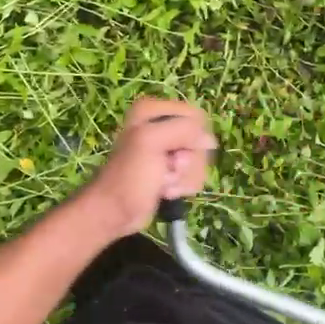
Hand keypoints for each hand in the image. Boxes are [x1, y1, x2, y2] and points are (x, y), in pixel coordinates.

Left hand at [79, 98, 216, 236]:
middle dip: (188, 161)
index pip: (197, 117)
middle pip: (200, 140)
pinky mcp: (171, 170)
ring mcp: (168, 150)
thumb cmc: (129, 177)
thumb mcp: (151, 142)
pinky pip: (194, 174)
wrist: (115, 212)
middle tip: (168, 170)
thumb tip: (209, 141)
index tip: (175, 153)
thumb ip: (182, 129)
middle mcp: (162, 126)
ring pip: (199, 159)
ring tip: (164, 184)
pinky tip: (166, 191)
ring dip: (185, 177)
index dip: (192, 138)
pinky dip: (184, 186)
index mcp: (153, 111)